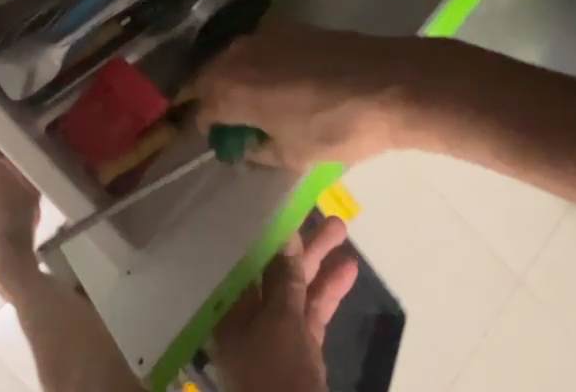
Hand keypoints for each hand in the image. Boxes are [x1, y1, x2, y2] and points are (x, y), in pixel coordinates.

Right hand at [196, 17, 439, 169]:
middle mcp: (235, 55)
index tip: (230, 145)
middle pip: (211, 79)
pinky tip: (290, 81)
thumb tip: (245, 144)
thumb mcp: (293, 156)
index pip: (202, 112)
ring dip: (239, 79)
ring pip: (235, 59)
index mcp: (228, 89)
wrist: (391, 84)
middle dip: (219, 101)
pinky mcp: (289, 26)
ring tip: (266, 102)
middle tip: (243, 124)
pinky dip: (264, 64)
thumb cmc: (337, 128)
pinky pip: (262, 48)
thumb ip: (258, 150)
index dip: (213, 132)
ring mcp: (262, 35)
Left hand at [213, 216, 360, 391]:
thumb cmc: (277, 373)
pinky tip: (349, 269)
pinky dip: (327, 292)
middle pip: (271, 269)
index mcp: (227, 306)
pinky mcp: (298, 349)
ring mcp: (273, 332)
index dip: (260, 229)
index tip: (278, 202)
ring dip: (317, 262)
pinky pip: (310, 312)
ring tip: (342, 229)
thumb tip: (286, 236)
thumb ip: (284, 278)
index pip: (240, 256)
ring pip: (295, 288)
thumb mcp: (281, 321)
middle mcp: (245, 315)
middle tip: (319, 210)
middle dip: (298, 243)